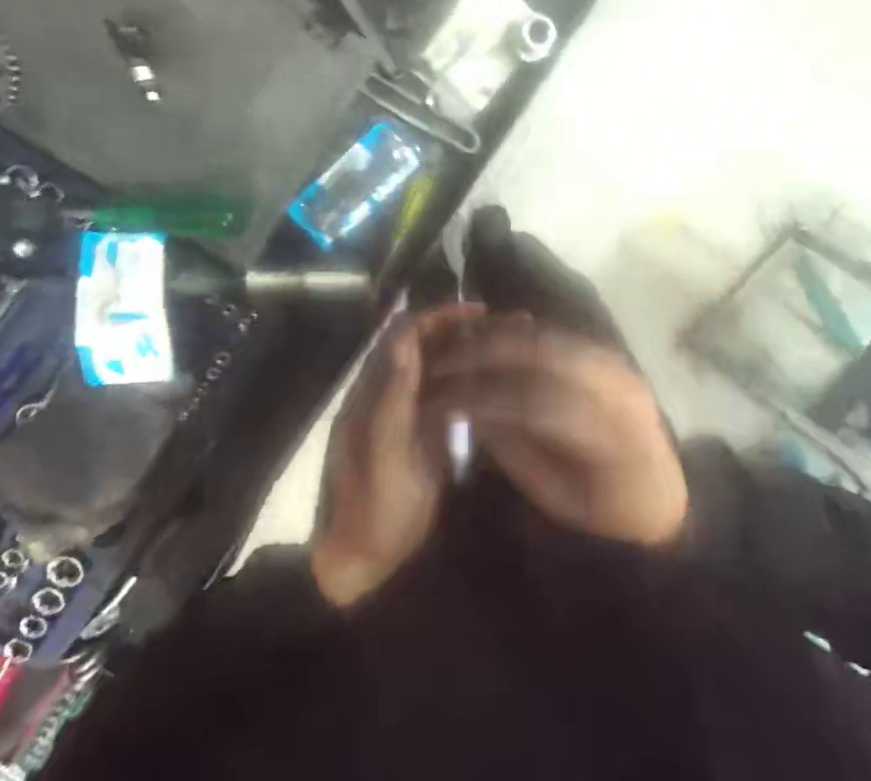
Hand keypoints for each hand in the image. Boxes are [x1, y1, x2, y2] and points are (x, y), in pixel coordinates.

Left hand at [310, 304, 483, 608]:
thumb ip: (392, 402)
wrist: (364, 560)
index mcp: (370, 396)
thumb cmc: (374, 512)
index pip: (402, 339)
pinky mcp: (419, 434)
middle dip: (456, 327)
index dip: (435, 318)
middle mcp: (385, 395)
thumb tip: (406, 343)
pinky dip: (466, 378)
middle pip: (420, 347)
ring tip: (505, 340)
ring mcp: (403, 415)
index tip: (476, 311)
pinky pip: (443, 394)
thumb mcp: (384, 460)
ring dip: (464, 348)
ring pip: (433, 368)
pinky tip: (492, 377)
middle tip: (502, 321)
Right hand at [422, 315, 686, 547]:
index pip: (535, 403)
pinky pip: (558, 336)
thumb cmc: (606, 512)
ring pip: (549, 337)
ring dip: (497, 336)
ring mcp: (619, 368)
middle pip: (543, 356)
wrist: (663, 496)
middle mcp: (620, 392)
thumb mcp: (555, 496)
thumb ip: (513, 449)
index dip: (482, 397)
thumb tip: (468, 409)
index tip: (440, 398)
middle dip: (483, 354)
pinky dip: (519, 334)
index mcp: (611, 439)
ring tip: (457, 345)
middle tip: (441, 361)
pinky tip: (488, 339)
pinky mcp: (611, 357)